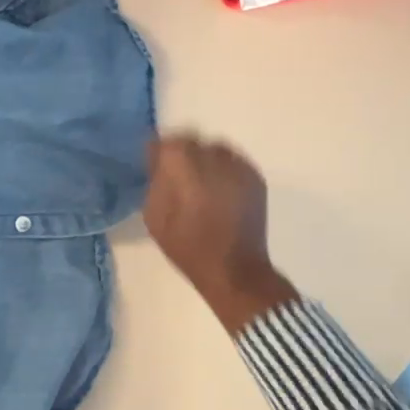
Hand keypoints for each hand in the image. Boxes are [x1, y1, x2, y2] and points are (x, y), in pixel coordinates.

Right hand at [142, 133, 296, 335]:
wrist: (235, 271)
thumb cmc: (187, 247)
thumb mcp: (155, 216)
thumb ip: (156, 180)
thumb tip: (159, 159)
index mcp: (186, 172)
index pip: (170, 142)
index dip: (159, 148)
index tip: (153, 161)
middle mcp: (216, 163)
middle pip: (193, 139)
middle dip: (181, 150)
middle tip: (174, 170)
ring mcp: (240, 170)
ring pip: (215, 146)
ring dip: (202, 156)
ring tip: (198, 177)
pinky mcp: (256, 179)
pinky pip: (233, 159)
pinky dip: (222, 165)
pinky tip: (217, 184)